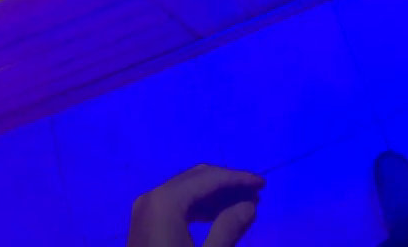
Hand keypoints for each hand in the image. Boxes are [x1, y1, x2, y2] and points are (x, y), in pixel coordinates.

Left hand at [128, 164, 262, 246]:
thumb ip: (229, 229)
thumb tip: (249, 206)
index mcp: (165, 201)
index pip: (208, 178)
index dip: (238, 178)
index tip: (263, 183)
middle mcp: (152, 197)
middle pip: (196, 178)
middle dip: (227, 184)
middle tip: (255, 194)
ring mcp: (145, 209)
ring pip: (186, 189)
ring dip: (214, 195)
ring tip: (242, 205)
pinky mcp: (144, 223)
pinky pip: (175, 203)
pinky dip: (198, 206)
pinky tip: (218, 216)